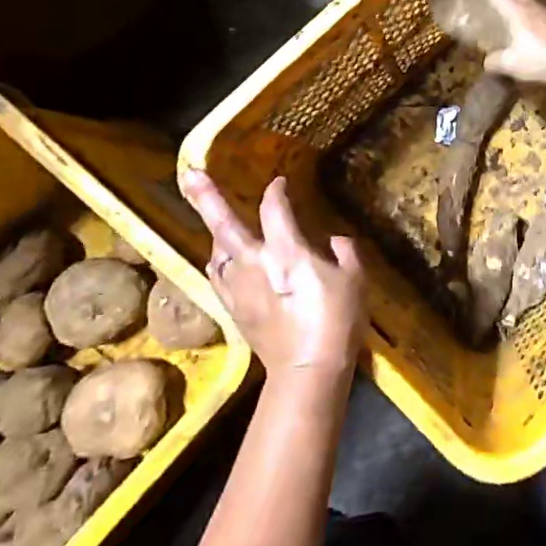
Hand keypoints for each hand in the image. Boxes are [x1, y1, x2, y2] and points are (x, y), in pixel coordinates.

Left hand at [178, 170, 367, 382]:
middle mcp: (254, 261)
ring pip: (217, 249)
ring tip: (219, 223)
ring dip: (218, 232)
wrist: (307, 371)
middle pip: (224, 222)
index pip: (274, 207)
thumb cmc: (336, 322)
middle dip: (206, 196)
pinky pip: (218, 276)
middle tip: (190, 174)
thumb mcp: (355, 281)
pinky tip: (221, 260)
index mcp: (285, 250)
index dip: (276, 190)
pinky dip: (219, 262)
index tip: (279, 183)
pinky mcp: (232, 308)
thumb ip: (345, 252)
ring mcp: (238, 286)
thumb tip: (334, 239)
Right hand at [479, 0, 545, 86]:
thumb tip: (486, 62)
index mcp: (516, 12)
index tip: (481, 5)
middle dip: (506, 1)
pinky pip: (542, 18)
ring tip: (514, 27)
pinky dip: (534, 23)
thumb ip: (494, 61)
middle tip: (498, 15)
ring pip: (531, 5)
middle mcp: (532, 8)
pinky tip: (532, 39)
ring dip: (522, 11)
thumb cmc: (539, 58)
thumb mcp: (510, 64)